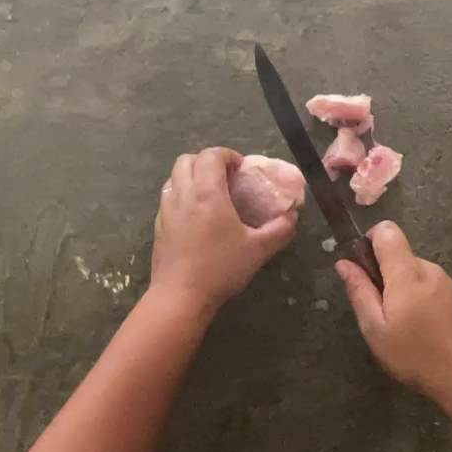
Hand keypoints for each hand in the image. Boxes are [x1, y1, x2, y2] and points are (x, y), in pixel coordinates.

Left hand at [151, 148, 296, 313]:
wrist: (180, 296)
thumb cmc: (221, 269)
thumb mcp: (258, 250)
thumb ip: (279, 229)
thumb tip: (293, 216)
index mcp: (208, 193)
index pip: (211, 155)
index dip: (227, 155)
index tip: (241, 169)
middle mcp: (183, 194)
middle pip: (187, 159)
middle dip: (207, 161)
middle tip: (225, 177)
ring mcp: (166, 209)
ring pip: (174, 176)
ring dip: (192, 175)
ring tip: (210, 193)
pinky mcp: (158, 225)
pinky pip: (168, 196)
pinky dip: (182, 194)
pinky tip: (195, 215)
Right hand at [336, 222, 451, 409]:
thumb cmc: (414, 355)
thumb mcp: (375, 329)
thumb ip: (359, 291)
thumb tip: (344, 262)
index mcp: (406, 273)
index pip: (387, 230)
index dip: (369, 241)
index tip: (362, 270)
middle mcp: (428, 269)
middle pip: (398, 254)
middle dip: (383, 274)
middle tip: (379, 312)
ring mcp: (446, 281)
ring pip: (412, 271)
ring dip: (400, 288)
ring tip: (400, 325)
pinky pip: (428, 284)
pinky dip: (417, 297)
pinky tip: (419, 328)